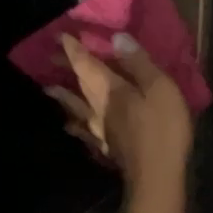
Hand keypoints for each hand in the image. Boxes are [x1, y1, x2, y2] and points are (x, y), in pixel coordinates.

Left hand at [47, 32, 192, 186]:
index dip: (74, 50)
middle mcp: (99, 108)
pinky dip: (75, 127)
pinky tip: (71, 127)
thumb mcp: (159, 87)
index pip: (87, 64)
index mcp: (110, 89)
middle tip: (51, 58)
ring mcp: (100, 131)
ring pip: (76, 109)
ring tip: (50, 90)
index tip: (61, 36)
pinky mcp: (107, 148)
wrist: (157, 176)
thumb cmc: (162, 128)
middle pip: (78, 85)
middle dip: (67, 70)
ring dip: (63, 97)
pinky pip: (85, 133)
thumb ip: (138, 63)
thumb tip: (116, 38)